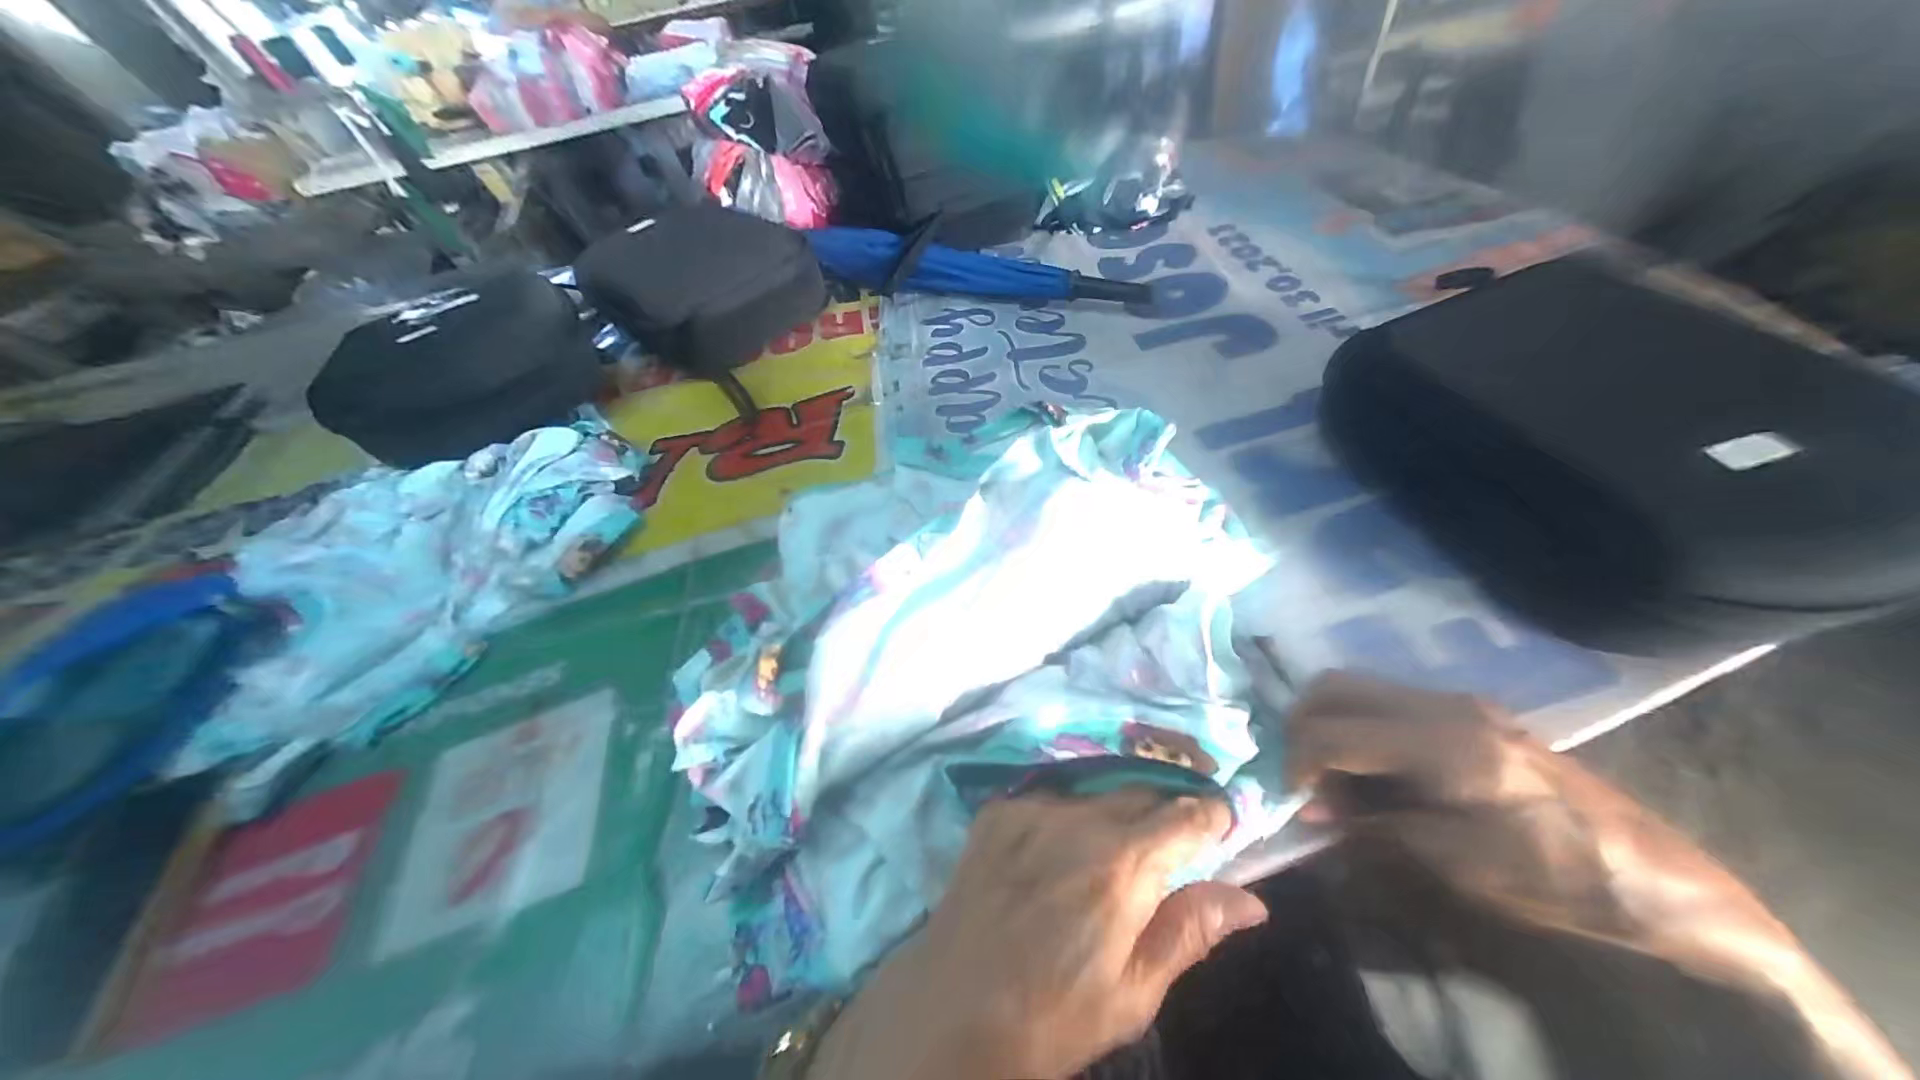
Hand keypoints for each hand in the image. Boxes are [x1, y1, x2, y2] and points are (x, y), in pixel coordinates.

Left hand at [806, 791, 1266, 1079]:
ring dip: (1116, 810)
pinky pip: (1053, 796)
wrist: (951, 1007)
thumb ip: (1189, 931)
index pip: (1187, 813)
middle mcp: (1079, 819)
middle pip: (1143, 792)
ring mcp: (1032, 808)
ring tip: (1108, 854)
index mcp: (1123, 866)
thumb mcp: (1132, 993)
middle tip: (1166, 849)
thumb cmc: (1051, 1014)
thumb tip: (1250, 899)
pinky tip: (1058, 852)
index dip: (1212, 815)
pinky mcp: (998, 809)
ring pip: (1098, 790)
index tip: (1221, 825)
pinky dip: (1069, 814)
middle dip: (1165, 812)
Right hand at [1283, 670, 1912, 1079]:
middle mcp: (1443, 705)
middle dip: (1300, 726)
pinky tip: (1374, 771)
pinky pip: (1385, 700)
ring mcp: (1457, 701)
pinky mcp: (1467, 711)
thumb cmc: (1553, 878)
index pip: (1329, 730)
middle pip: (1332, 686)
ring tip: (1337, 777)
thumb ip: (1371, 826)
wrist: (1653, 879)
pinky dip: (1358, 725)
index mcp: (1442, 744)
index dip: (1295, 763)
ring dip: (1328, 723)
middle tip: (1304, 777)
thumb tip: (1314, 807)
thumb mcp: (1454, 866)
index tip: (1294, 800)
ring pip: (1355, 686)